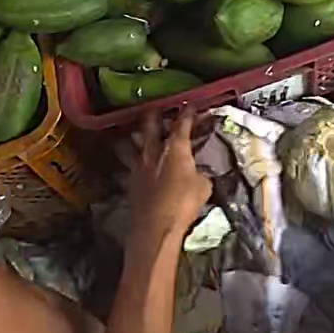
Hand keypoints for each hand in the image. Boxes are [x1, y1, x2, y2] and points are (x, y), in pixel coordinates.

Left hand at [127, 108, 210, 259]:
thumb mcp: (204, 187)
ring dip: (140, 134)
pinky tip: (140, 161)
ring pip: (135, 140)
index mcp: (175, 147)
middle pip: (150, 123)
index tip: (191, 105)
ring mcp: (138, 163)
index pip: (182, 123)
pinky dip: (136, 156)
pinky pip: (132, 160)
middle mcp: (153, 149)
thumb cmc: (183, 203)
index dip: (188, 113)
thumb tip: (199, 172)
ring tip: (143, 132)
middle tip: (159, 108)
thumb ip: (201, 173)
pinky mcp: (130, 179)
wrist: (155, 227)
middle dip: (155, 113)